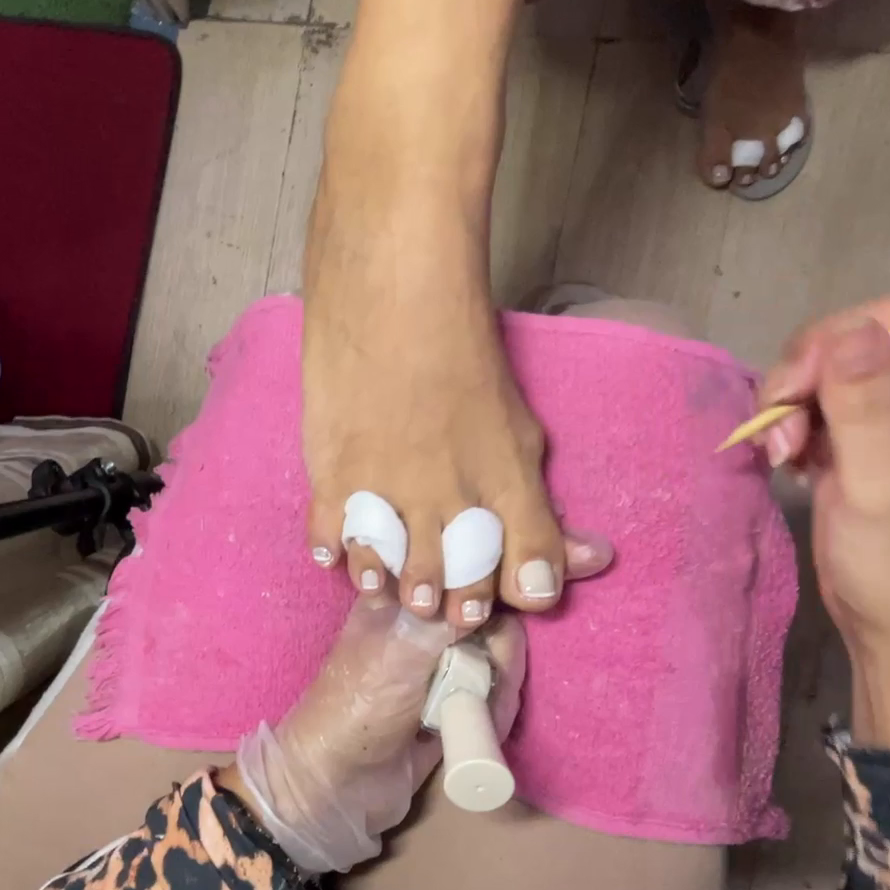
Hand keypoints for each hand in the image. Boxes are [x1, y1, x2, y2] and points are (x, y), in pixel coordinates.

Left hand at [227, 595, 525, 874]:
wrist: (340, 782)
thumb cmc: (361, 702)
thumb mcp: (404, 646)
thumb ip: (452, 613)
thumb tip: (500, 589)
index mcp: (400, 598)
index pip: (455, 572)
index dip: (484, 586)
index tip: (493, 609)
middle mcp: (422, 626)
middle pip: (485, 616)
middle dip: (500, 645)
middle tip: (493, 669)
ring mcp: (439, 667)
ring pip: (494, 659)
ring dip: (500, 682)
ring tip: (481, 706)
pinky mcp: (453, 706)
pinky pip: (493, 696)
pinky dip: (496, 709)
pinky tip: (482, 724)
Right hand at [301, 178, 606, 630]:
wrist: (393, 286)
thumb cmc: (461, 338)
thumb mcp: (519, 417)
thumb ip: (530, 492)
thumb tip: (557, 551)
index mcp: (507, 480)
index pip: (526, 571)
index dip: (515, 596)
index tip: (500, 598)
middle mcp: (451, 497)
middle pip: (454, 583)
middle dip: (451, 603)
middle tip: (437, 602)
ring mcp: (388, 488)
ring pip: (393, 573)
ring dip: (393, 586)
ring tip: (390, 586)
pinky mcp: (333, 471)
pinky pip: (332, 538)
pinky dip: (336, 553)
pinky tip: (337, 553)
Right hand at [760, 296, 889, 772]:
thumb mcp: (879, 485)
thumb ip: (864, 406)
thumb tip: (850, 329)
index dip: (835, 345)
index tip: (797, 397)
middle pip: (850, 342)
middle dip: (801, 380)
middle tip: (780, 435)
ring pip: (824, 372)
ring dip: (787, 407)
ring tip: (781, 456)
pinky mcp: (861, 439)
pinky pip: (814, 404)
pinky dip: (787, 425)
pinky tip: (785, 461)